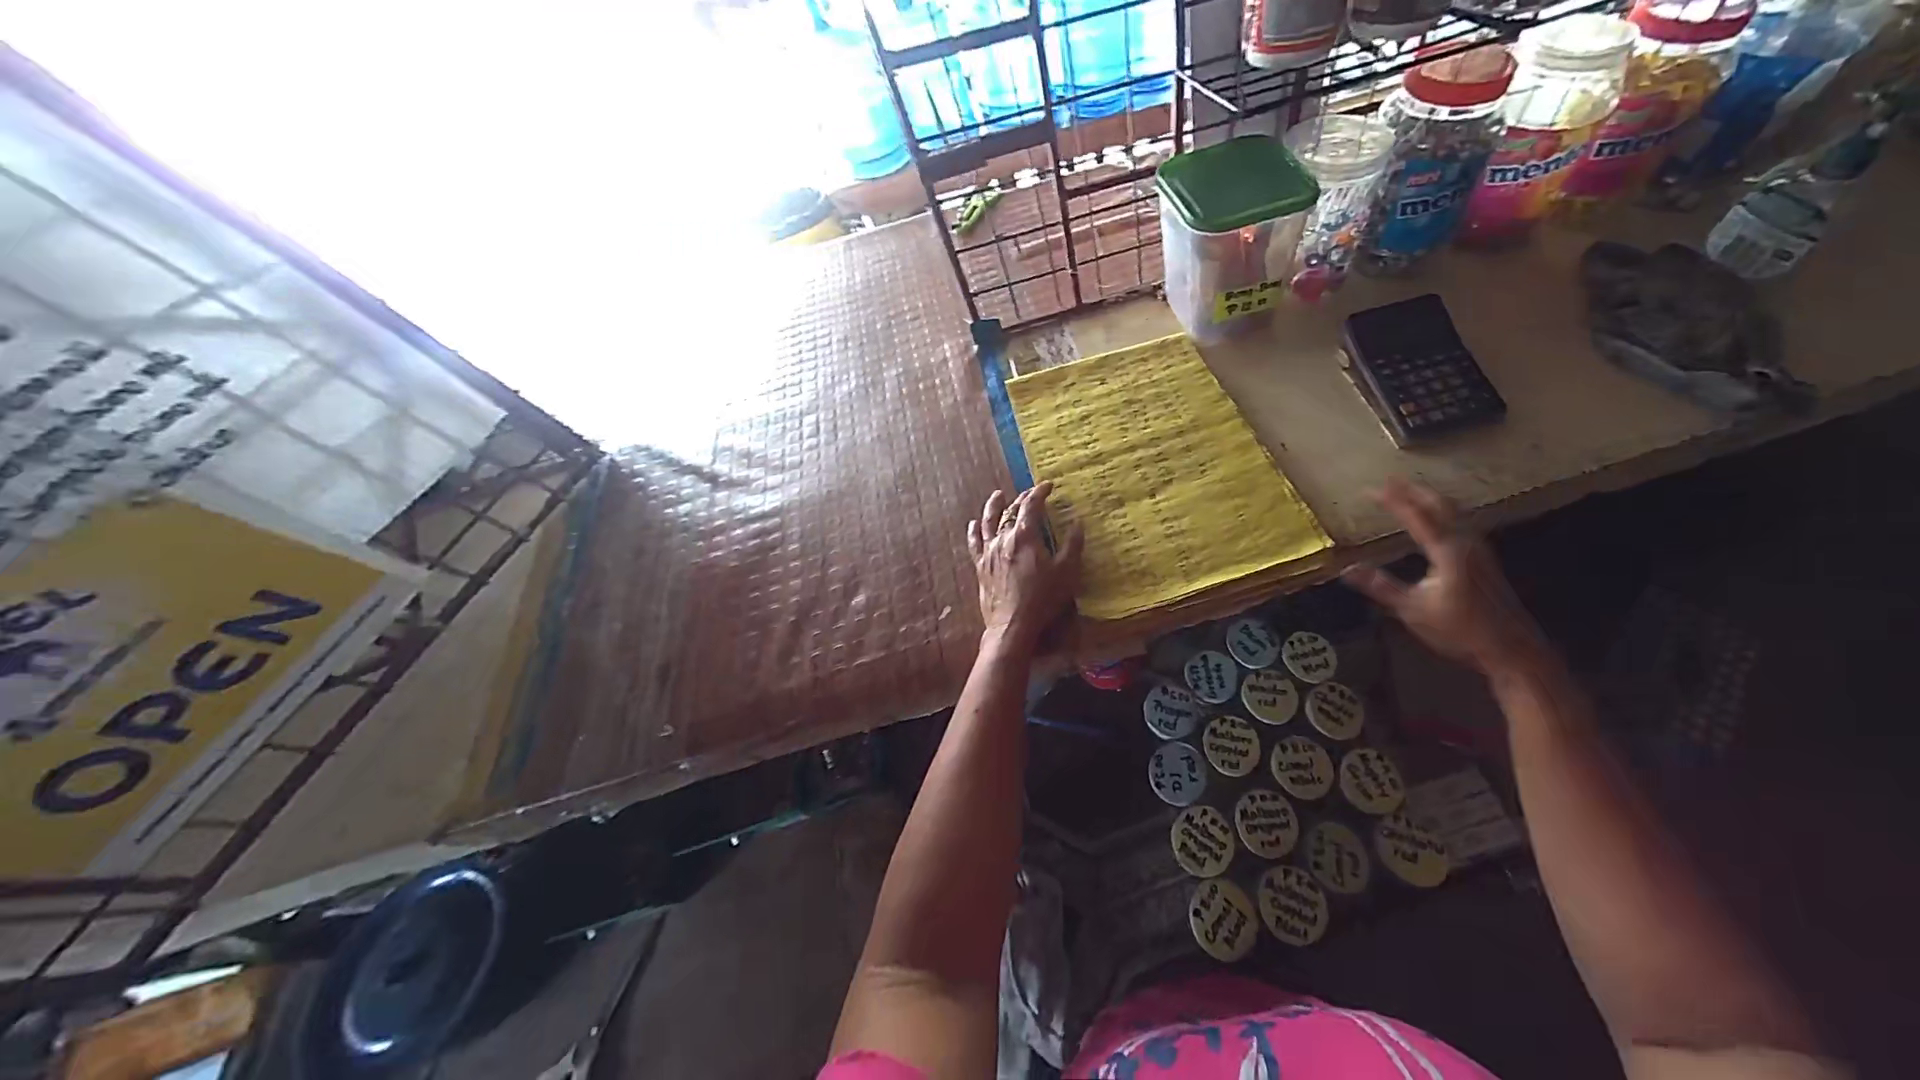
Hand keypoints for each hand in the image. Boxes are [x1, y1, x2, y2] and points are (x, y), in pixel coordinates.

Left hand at [965, 482, 1083, 650]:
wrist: (1012, 624)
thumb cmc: (1042, 599)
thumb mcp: (1066, 572)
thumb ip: (1072, 545)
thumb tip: (1077, 522)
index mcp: (1024, 536)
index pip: (1031, 506)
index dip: (1040, 492)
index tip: (1048, 486)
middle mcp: (1003, 538)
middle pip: (1010, 511)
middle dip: (1022, 499)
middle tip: (1031, 494)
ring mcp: (988, 552)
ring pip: (988, 522)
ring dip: (993, 506)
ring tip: (997, 495)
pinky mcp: (980, 566)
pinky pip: (974, 543)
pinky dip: (974, 530)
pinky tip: (973, 524)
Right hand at [1341, 477, 1547, 677]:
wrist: (1510, 649)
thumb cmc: (1459, 630)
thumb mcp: (1412, 609)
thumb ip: (1380, 586)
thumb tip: (1347, 569)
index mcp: (1448, 550)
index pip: (1417, 516)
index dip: (1393, 499)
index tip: (1371, 489)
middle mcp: (1466, 543)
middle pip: (1440, 505)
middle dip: (1414, 491)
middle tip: (1390, 481)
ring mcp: (1479, 550)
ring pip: (1453, 512)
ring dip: (1430, 499)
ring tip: (1411, 493)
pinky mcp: (1483, 560)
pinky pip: (1460, 523)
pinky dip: (1442, 512)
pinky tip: (1436, 520)